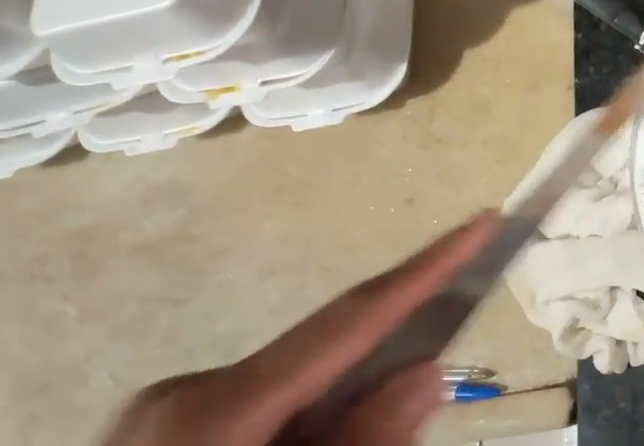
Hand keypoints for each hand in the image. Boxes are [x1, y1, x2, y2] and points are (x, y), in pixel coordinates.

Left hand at [104, 215, 499, 445]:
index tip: (484, 221)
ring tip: (360, 434)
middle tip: (429, 376)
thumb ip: (362, 444)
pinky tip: (320, 441)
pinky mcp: (159, 432)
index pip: (348, 320)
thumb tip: (430, 374)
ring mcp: (162, 414)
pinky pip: (261, 414)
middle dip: (383, 367)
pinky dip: (304, 430)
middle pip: (321, 360)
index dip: (426, 269)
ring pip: (292, 392)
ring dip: (340, 415)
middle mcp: (184, 393)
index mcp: (213, 411)